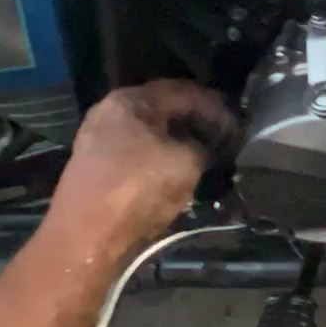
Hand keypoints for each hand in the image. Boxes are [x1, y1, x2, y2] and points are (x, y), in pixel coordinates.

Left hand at [48, 80, 235, 243]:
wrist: (87, 235)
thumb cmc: (139, 189)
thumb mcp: (188, 162)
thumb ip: (206, 146)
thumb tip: (211, 146)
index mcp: (132, 99)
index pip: (186, 91)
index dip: (217, 107)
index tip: (238, 126)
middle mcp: (111, 110)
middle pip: (166, 108)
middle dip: (198, 121)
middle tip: (225, 138)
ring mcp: (100, 137)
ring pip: (152, 130)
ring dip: (181, 139)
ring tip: (207, 154)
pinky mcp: (97, 164)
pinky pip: (140, 150)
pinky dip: (163, 155)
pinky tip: (180, 169)